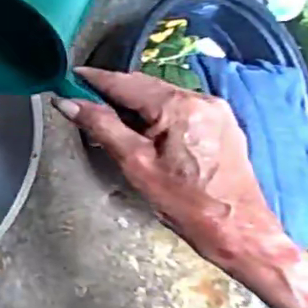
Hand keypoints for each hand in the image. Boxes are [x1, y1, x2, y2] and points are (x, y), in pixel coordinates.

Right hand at [57, 66, 300, 280]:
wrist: (238, 230)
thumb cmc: (184, 201)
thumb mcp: (134, 163)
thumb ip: (101, 126)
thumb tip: (69, 103)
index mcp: (178, 107)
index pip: (125, 82)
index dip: (93, 79)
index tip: (68, 77)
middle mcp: (201, 99)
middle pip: (144, 85)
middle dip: (111, 90)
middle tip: (80, 99)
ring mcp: (215, 110)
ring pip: (160, 95)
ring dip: (131, 102)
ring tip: (105, 117)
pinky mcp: (220, 123)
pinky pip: (178, 106)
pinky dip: (153, 111)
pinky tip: (139, 127)